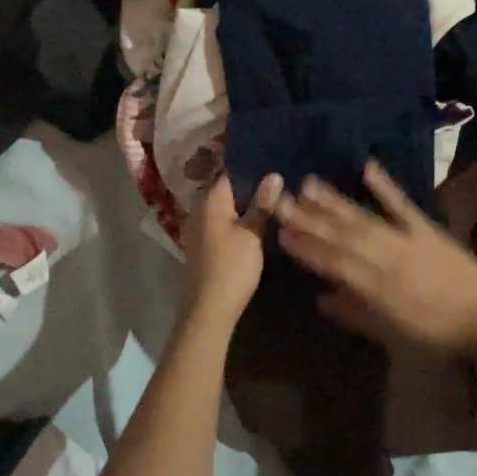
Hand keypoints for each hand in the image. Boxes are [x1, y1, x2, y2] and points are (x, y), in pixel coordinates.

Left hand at [181, 174, 282, 326]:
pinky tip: (254, 226)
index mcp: (210, 201)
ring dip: (243, 206)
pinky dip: (235, 222)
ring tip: (271, 204)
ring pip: (224, 209)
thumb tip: (274, 175)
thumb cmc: (232, 266)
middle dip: (249, 188)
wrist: (208, 309)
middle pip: (226, 191)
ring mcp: (198, 229)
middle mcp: (199, 209)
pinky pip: (220, 224)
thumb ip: (262, 204)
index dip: (251, 169)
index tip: (273, 166)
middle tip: (278, 185)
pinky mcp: (201, 246)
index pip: (229, 173)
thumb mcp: (252, 234)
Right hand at [273, 160, 476, 353]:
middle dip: (310, 218)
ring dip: (335, 200)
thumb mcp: (393, 334)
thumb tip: (321, 298)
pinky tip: (366, 167)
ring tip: (308, 183)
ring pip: (364, 217)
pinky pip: (401, 204)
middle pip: (342, 235)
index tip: (280, 231)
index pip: (333, 263)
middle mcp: (387, 258)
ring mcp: (406, 239)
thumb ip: (355, 315)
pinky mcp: (425, 227)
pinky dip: (384, 185)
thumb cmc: (437, 333)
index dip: (305, 247)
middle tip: (281, 199)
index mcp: (377, 288)